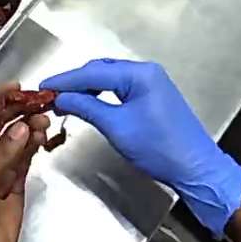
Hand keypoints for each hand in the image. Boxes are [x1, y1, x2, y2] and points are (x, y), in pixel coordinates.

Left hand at [0, 83, 48, 241]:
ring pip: (12, 141)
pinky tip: (42, 136)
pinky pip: (23, 160)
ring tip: (44, 118)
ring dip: (27, 128)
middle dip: (15, 112)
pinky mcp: (12, 187)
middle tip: (38, 101)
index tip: (15, 87)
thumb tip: (21, 128)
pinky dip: (32, 147)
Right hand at [42, 58, 240, 235]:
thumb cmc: (158, 149)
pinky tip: (87, 102)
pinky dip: (100, 94)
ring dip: (86, 88)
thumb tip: (60, 98)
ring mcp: (150, 82)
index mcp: (139, 74)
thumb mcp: (116, 127)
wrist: (198, 171)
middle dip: (74, 82)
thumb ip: (85, 107)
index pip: (92, 73)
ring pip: (108, 78)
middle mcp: (145, 71)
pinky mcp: (152, 95)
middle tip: (51, 94)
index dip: (65, 80)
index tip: (42, 85)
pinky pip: (118, 87)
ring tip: (64, 100)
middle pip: (99, 70)